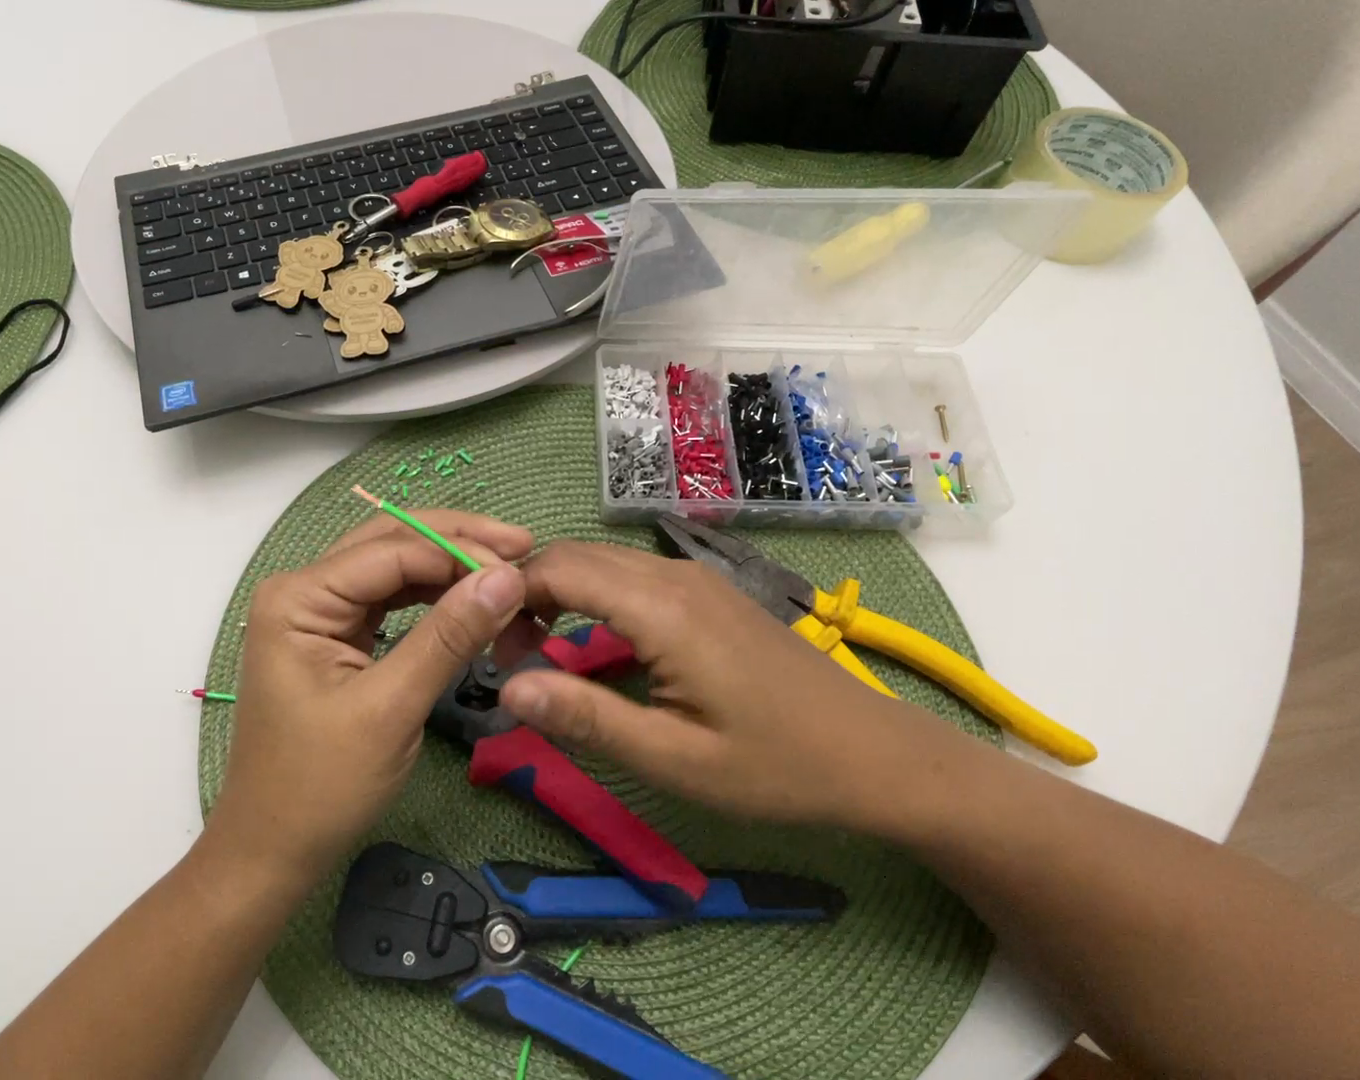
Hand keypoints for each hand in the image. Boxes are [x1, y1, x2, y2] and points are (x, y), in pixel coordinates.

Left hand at [204, 511, 533, 883]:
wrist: (274, 850)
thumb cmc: (322, 786)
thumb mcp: (391, 708)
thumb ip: (449, 637)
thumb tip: (509, 577)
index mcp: (299, 598)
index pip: (392, 549)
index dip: (460, 551)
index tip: (523, 564)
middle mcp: (303, 591)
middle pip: (391, 542)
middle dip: (457, 540)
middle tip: (523, 542)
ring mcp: (318, 615)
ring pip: (394, 568)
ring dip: (449, 567)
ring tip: (508, 571)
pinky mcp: (336, 639)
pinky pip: (391, 602)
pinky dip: (434, 599)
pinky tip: (471, 599)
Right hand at [499, 541, 970, 831]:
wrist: (875, 756)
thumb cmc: (775, 766)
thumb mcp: (672, 759)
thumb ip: (585, 718)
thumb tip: (505, 690)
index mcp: (662, 607)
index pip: (558, 568)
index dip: (507, 595)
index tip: (484, 647)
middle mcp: (676, 575)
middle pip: (576, 556)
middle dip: (526, 594)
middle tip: (505, 658)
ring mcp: (698, 580)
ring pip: (604, 564)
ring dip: (560, 596)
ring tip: (537, 655)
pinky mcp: (710, 595)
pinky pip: (633, 579)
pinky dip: (594, 600)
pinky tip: (592, 646)